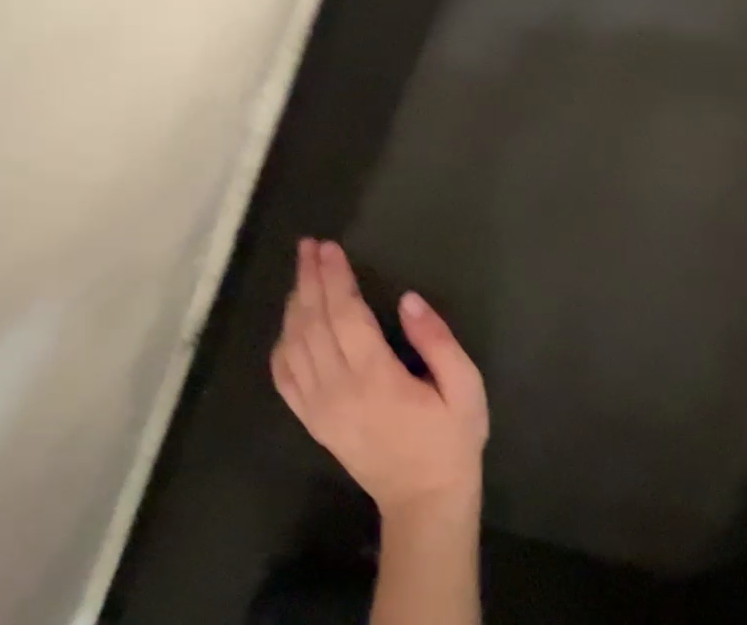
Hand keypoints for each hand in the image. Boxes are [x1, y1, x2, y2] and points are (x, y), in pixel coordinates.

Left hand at [271, 239, 488, 519]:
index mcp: (375, 378)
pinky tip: (288, 324)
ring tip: (300, 273)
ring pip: (293, 347)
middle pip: (313, 324)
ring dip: (293, 305)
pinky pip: (285, 378)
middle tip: (308, 246)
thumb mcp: (465, 387)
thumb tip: (409, 300)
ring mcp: (319, 409)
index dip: (335, 279)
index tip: (329, 247)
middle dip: (310, 281)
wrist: (424, 500)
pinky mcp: (314, 422)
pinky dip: (281, 345)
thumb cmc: (451, 439)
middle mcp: (338, 390)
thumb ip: (438, 341)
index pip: (345, 316)